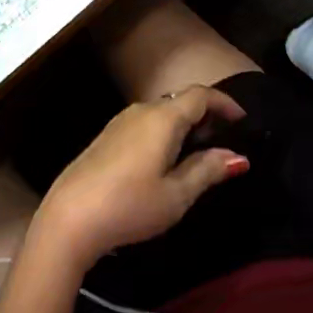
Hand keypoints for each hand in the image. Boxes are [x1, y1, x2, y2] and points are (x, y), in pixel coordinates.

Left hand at [34, 86, 248, 266]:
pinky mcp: (107, 136)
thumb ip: (208, 170)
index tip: (243, 119)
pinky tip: (166, 159)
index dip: (225, 103)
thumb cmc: (130, 205)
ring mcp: (120, 121)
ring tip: (199, 151)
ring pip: (162, 112)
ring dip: (184, 125)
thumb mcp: (177, 194)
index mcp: (163, 118)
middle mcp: (141, 110)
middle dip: (206, 115)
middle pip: (180, 101)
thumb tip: (238, 156)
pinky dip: (165, 132)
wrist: (70, 216)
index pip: (200, 96)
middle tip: (224, 140)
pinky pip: (146, 123)